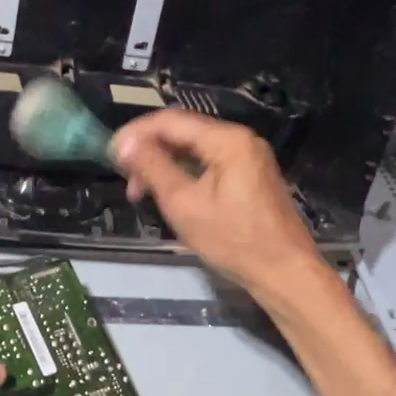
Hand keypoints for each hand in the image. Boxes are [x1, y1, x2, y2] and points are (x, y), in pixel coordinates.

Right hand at [111, 109, 320, 287]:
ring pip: (193, 149)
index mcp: (227, 140)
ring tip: (140, 193)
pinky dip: (184, 174)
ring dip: (164, 165)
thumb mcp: (184, 204)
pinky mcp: (250, 174)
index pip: (170, 121)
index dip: (136, 134)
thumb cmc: (233, 240)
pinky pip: (208, 163)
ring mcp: (248, 157)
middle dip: (149, 151)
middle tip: (126, 179)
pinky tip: (168, 194)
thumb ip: (152, 168)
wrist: (285, 273)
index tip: (111, 154)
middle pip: (182, 132)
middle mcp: (240, 140)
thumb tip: (124, 143)